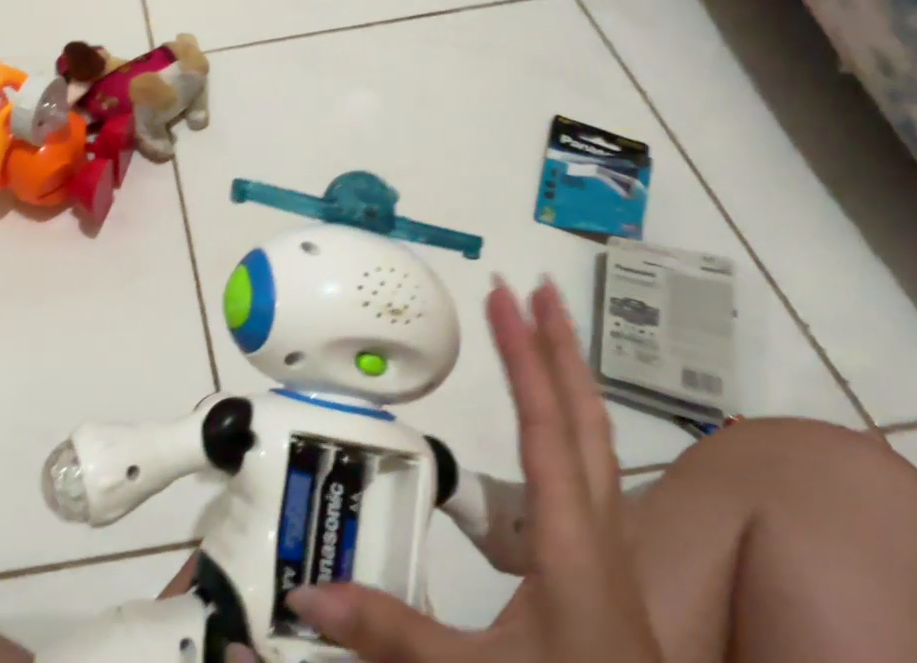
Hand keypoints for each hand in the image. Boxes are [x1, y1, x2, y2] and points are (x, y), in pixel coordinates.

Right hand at [279, 277, 661, 662]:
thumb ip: (390, 633)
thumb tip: (308, 591)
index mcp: (568, 544)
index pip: (544, 429)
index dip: (523, 358)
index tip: (504, 301)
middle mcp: (596, 528)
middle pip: (582, 418)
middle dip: (559, 346)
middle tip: (536, 288)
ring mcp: (607, 541)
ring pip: (596, 439)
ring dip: (572, 376)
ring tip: (551, 328)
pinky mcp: (602, 556)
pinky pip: (592, 465)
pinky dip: (575, 418)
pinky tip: (558, 419)